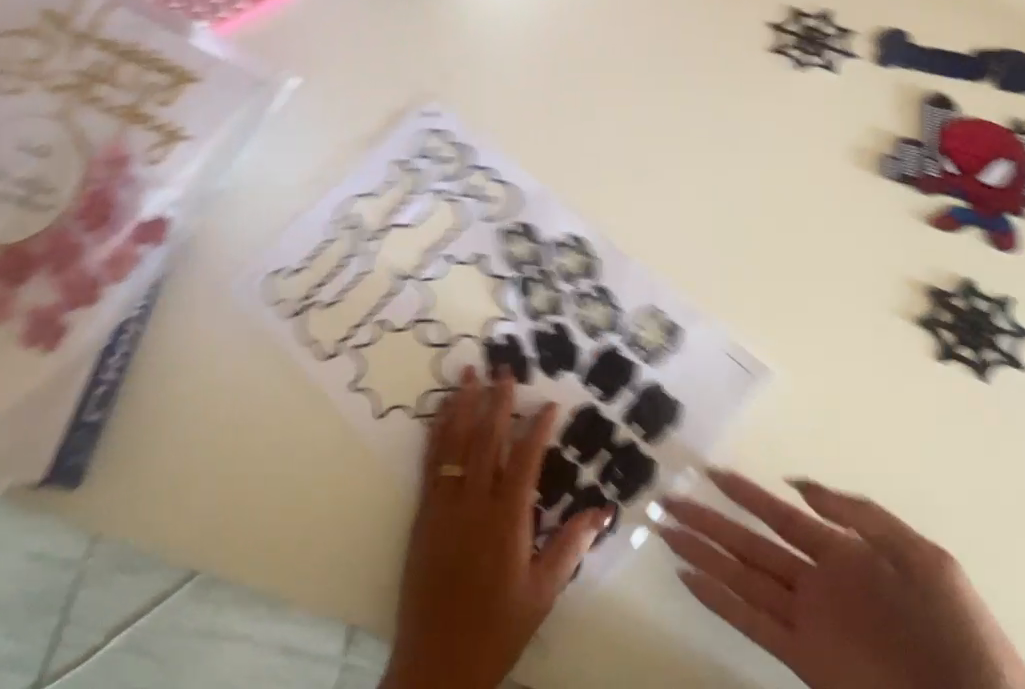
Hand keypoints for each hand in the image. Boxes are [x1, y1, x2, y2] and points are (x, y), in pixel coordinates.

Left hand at [381, 370, 610, 688]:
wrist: (440, 654)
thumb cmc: (499, 626)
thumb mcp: (544, 591)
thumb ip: (570, 546)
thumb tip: (602, 511)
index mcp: (508, 521)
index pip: (524, 460)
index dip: (537, 428)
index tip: (550, 403)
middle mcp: (473, 503)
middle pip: (485, 441)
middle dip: (496, 402)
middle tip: (503, 369)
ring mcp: (443, 505)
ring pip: (453, 444)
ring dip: (460, 406)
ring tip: (466, 374)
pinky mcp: (422, 513)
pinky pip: (430, 463)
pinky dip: (436, 434)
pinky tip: (439, 414)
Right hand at [663, 469, 1024, 688]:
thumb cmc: (956, 628)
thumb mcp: (920, 556)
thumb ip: (859, 515)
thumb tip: (795, 484)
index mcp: (845, 555)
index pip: (781, 517)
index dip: (746, 494)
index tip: (709, 471)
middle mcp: (817, 583)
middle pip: (751, 546)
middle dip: (710, 521)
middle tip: (669, 500)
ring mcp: (807, 621)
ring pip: (742, 579)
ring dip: (703, 555)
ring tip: (666, 530)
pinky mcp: (803, 657)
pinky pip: (752, 623)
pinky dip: (718, 602)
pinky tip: (688, 579)